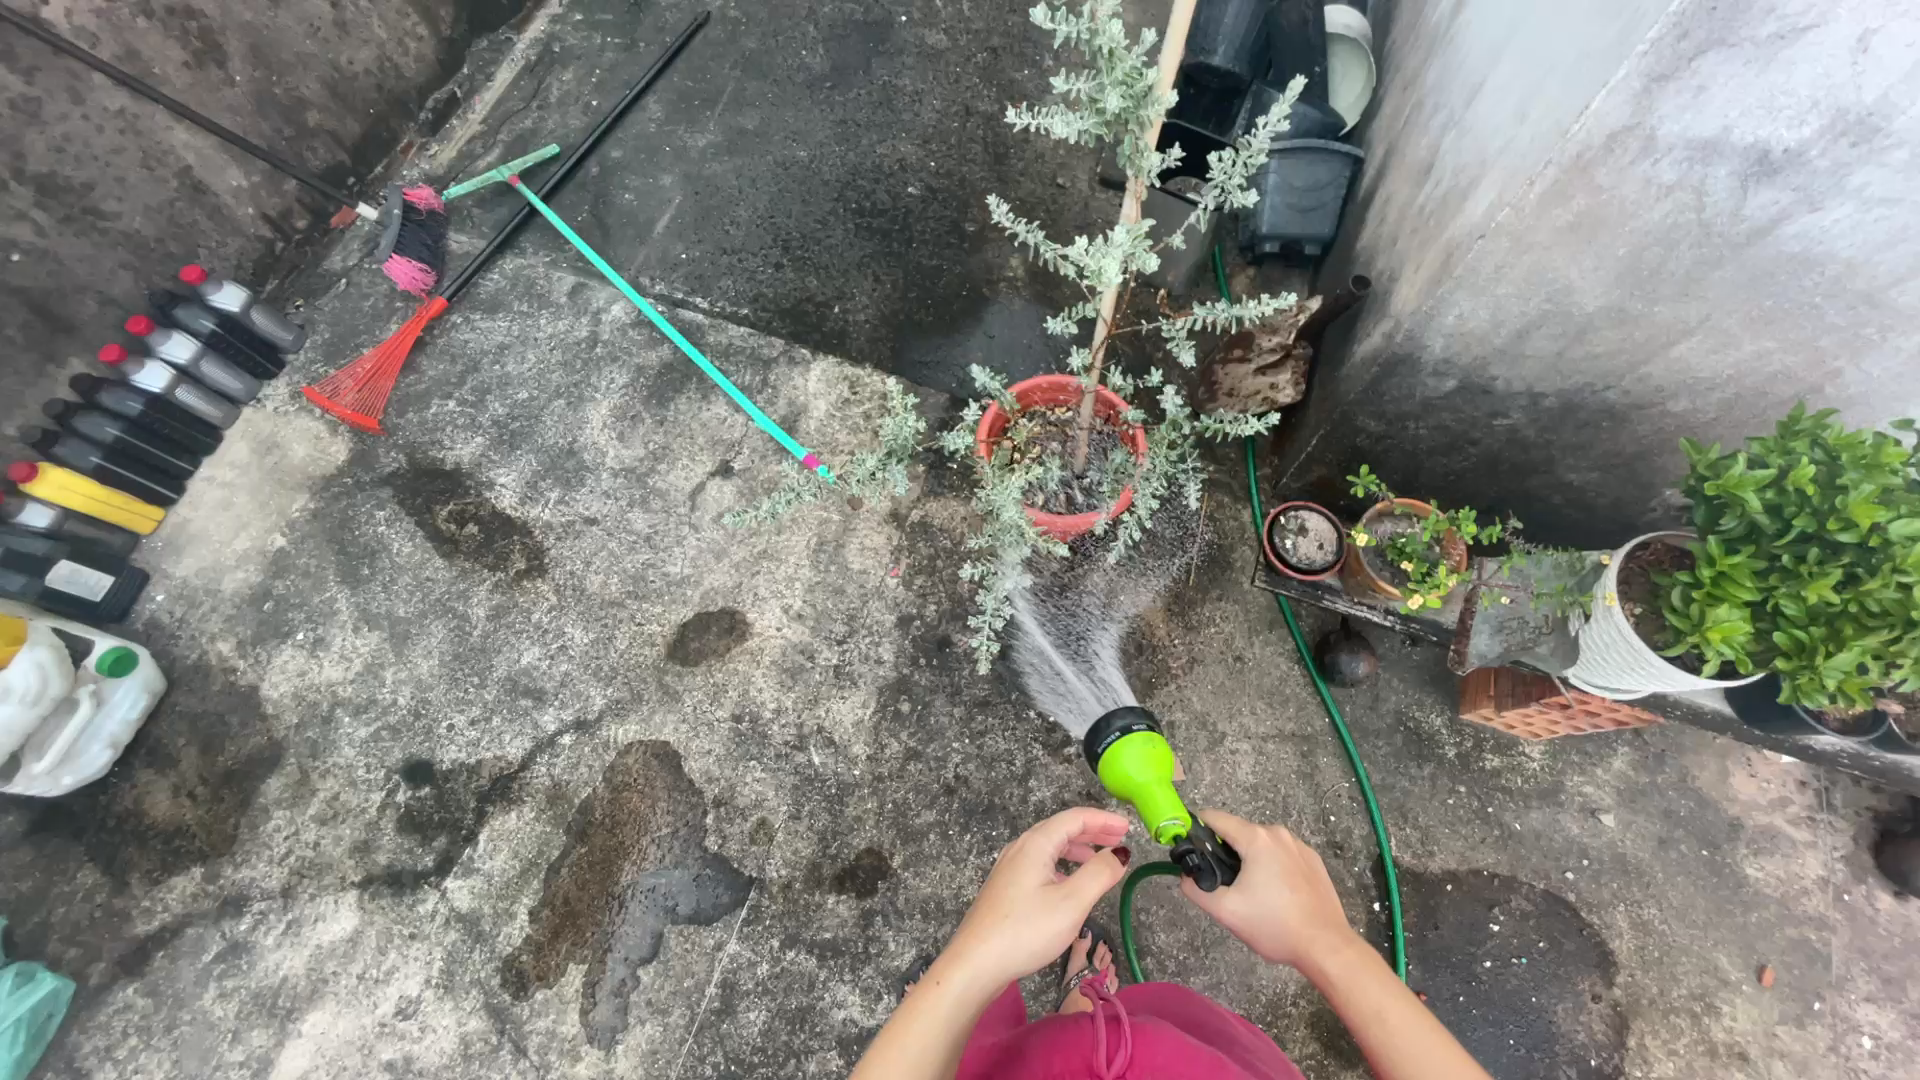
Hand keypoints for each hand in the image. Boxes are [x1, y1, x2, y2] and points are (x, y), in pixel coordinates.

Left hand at [937, 807, 1132, 991]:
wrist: (976, 962)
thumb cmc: (1026, 930)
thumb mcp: (1071, 903)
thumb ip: (1099, 874)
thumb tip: (1120, 853)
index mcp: (1036, 843)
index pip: (1074, 818)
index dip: (1103, 819)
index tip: (1128, 827)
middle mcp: (1020, 847)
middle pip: (1061, 828)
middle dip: (1092, 831)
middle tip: (1120, 839)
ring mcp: (1010, 866)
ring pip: (1049, 846)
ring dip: (1078, 848)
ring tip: (1100, 860)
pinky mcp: (1006, 886)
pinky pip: (1040, 862)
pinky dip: (1062, 863)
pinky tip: (1069, 883)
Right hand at [1180, 809, 1357, 968]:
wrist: (1327, 947)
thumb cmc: (1275, 926)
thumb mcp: (1227, 912)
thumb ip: (1196, 890)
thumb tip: (1185, 877)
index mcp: (1256, 839)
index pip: (1215, 818)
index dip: (1197, 831)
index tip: (1192, 852)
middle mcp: (1278, 834)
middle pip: (1238, 832)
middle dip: (1226, 853)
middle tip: (1226, 885)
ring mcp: (1300, 846)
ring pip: (1261, 845)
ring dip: (1250, 861)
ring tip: (1253, 895)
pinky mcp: (1314, 861)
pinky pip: (1282, 855)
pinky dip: (1272, 867)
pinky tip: (1277, 896)